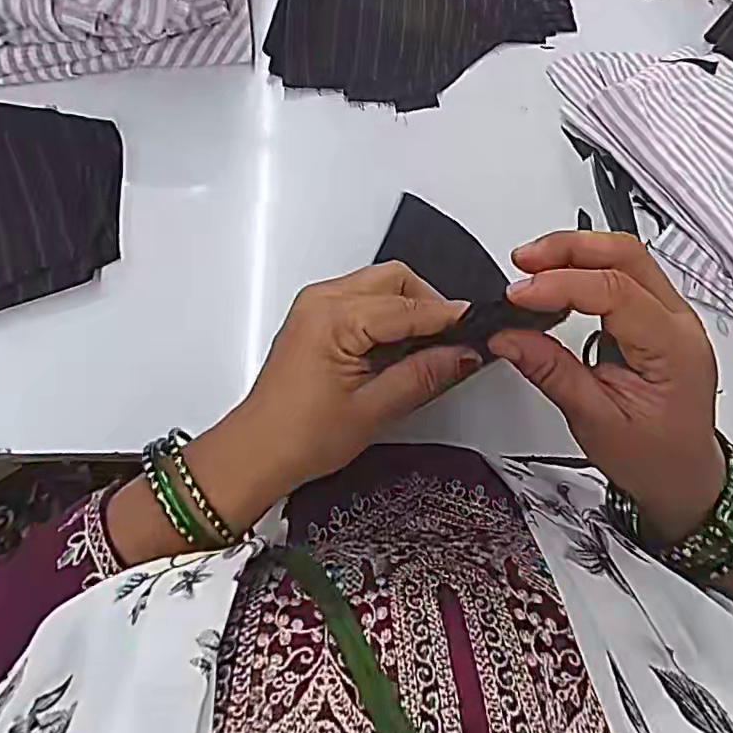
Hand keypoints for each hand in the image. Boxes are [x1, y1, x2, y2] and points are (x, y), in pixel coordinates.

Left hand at [201, 261, 479, 508]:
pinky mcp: (316, 316)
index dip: (447, 317)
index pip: (407, 306)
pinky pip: (363, 297)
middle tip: (452, 339)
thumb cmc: (296, 436)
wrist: (256, 453)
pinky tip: (398, 348)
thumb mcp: (373, 409)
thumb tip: (461, 354)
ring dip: (409, 308)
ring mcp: (316, 305)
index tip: (476, 328)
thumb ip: (423, 374)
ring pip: (381, 284)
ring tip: (425, 348)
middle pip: (395, 279)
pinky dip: (389, 315)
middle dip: (429, 304)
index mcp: (332, 318)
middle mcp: (320, 301)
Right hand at [489, 231, 724, 544]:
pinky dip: (583, 267)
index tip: (519, 295)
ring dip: (574, 252)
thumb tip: (509, 337)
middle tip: (523, 261)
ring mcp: (669, 314)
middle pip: (625, 254)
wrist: (685, 477)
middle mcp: (679, 321)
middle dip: (568, 248)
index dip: (560, 285)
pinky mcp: (653, 315)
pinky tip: (555, 278)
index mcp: (673, 348)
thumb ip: (550, 371)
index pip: (615, 291)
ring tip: (531, 266)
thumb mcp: (595, 421)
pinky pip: (620, 273)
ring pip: (624, 256)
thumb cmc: (656, 458)